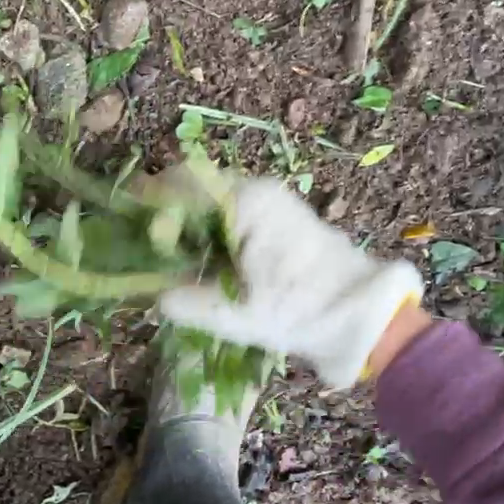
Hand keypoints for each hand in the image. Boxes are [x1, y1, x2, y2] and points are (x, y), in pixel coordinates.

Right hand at [158, 177, 425, 387]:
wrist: (367, 317)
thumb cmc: (301, 313)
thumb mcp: (235, 316)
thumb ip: (183, 301)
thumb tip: (153, 291)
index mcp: (245, 202)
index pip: (176, 185)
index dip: (149, 210)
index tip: (137, 241)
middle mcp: (256, 189)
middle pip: (191, 189)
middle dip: (166, 219)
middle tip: (153, 257)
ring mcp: (271, 199)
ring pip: (209, 201)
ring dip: (188, 228)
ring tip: (178, 265)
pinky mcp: (278, 215)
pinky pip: (230, 211)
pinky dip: (210, 232)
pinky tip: (207, 264)